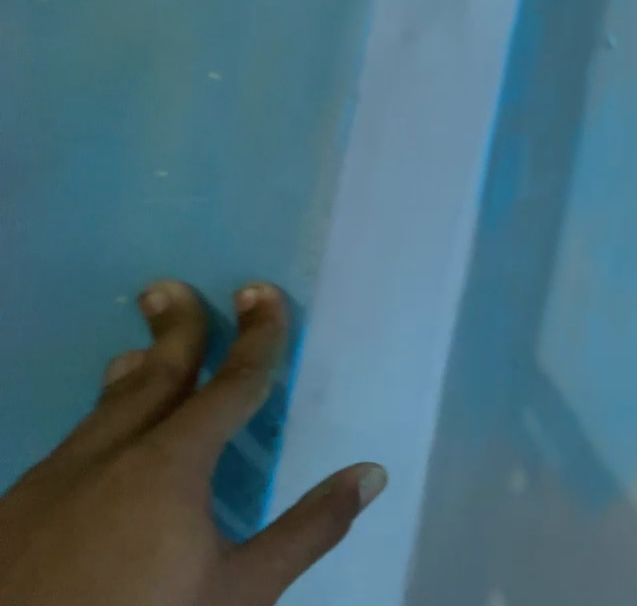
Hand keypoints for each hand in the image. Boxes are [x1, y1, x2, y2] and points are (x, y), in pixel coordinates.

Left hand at [0, 280, 382, 604]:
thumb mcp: (237, 593)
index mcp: (165, 468)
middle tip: (167, 288)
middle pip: (148, 383)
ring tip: (137, 355)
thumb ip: (306, 529)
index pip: (227, 385)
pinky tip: (93, 446)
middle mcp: (98, 465)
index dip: (255, 337)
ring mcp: (36, 497)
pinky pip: (63, 456)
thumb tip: (372, 473)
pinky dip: (94, 426)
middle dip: (171, 333)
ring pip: (96, 420)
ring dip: (129, 381)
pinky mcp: (1, 528)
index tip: (261, 293)